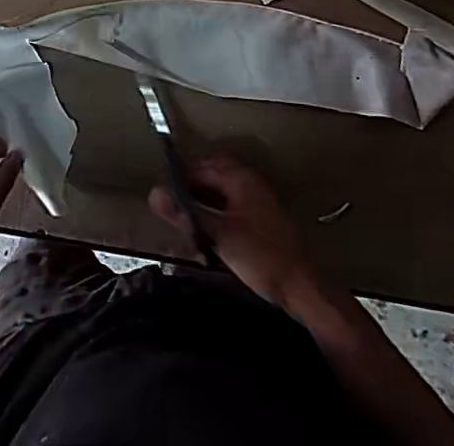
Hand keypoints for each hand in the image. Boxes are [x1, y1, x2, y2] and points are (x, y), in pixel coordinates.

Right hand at [148, 155, 319, 308]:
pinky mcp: (260, 220)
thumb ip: (185, 213)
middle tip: (175, 215)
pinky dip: (216, 220)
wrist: (299, 286)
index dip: (180, 179)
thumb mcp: (216, 234)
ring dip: (203, 209)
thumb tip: (154, 194)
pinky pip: (231, 210)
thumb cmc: (260, 256)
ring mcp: (257, 201)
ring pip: (221, 195)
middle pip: (212, 178)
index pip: (203, 166)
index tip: (163, 197)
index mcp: (242, 178)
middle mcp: (251, 183)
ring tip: (189, 231)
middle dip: (191, 194)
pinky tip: (208, 242)